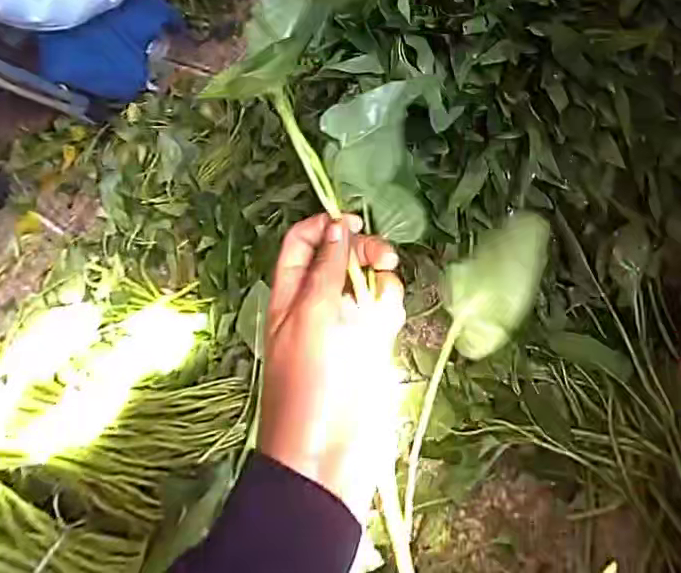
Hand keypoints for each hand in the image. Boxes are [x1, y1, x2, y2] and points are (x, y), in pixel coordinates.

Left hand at [258, 213, 404, 516]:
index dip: (325, 227)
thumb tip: (337, 225)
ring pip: (369, 278)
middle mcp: (319, 300)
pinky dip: (389, 308)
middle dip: (364, 249)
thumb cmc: (308, 385)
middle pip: (343, 254)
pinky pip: (385, 307)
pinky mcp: (372, 340)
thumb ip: (326, 269)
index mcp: (291, 293)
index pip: (304, 242)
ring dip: (381, 281)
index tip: (352, 223)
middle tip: (385, 258)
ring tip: (384, 303)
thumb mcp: (310, 319)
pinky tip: (386, 326)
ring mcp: (347, 320)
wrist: (327, 457)